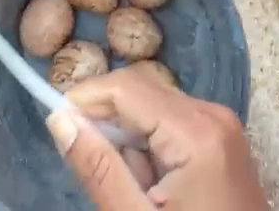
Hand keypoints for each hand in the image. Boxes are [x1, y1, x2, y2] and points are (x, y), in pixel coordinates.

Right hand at [47, 68, 268, 210]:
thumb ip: (98, 168)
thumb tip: (59, 118)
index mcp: (197, 133)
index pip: (126, 87)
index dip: (85, 99)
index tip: (57, 127)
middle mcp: (213, 114)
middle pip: (140, 91)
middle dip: (110, 124)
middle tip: (97, 173)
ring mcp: (221, 126)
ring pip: (152, 106)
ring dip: (129, 139)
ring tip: (133, 192)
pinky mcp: (221, 140)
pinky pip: (170, 123)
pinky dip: (150, 147)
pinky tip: (152, 189)